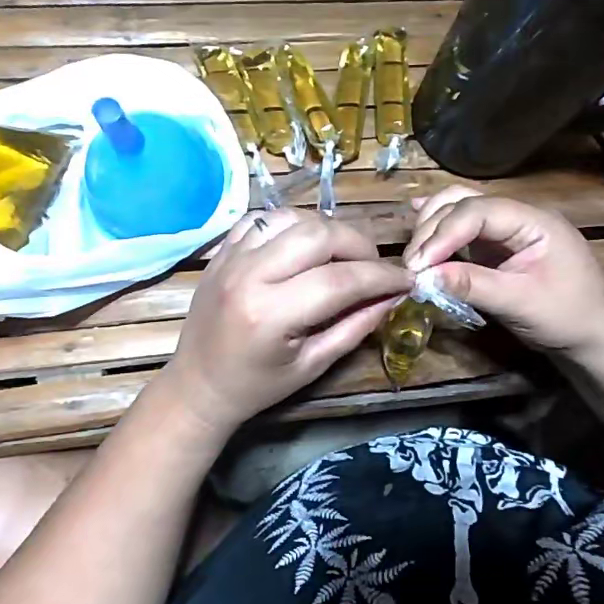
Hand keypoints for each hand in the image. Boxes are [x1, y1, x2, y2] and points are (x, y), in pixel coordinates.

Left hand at [157, 210, 413, 434]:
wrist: (197, 384)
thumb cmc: (256, 385)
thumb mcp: (312, 365)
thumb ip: (355, 327)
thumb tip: (393, 295)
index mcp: (270, 313)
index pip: (340, 279)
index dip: (381, 276)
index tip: (405, 280)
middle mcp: (249, 275)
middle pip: (318, 234)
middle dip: (357, 245)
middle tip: (373, 267)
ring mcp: (231, 257)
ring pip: (291, 217)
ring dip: (325, 230)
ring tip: (340, 255)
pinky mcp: (221, 251)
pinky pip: (262, 219)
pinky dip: (290, 224)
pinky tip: (302, 245)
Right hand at [402, 187, 603, 353]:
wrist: (595, 336)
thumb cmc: (567, 318)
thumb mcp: (520, 305)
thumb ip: (473, 286)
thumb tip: (424, 277)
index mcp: (534, 221)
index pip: (477, 212)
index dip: (443, 234)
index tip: (418, 266)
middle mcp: (517, 216)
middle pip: (462, 202)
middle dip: (431, 231)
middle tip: (411, 267)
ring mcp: (504, 228)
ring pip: (457, 207)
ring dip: (430, 227)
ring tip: (414, 258)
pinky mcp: (494, 243)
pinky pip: (460, 226)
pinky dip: (436, 226)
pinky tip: (414, 223)